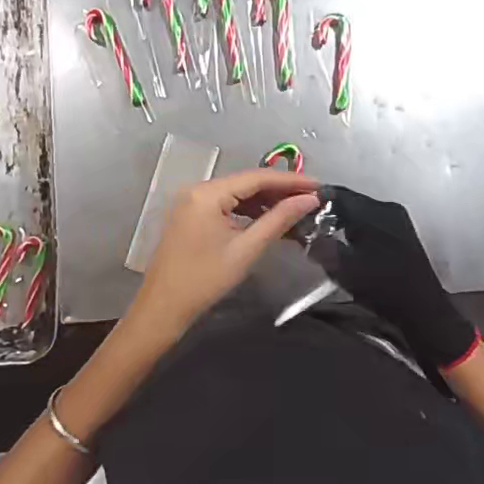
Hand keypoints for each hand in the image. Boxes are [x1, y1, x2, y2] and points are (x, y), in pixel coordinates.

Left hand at [131, 170, 320, 331]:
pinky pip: (224, 205)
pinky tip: (268, 220)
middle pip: (246, 182)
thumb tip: (309, 200)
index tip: (320, 186)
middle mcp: (197, 190)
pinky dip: (247, 211)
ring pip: (236, 194)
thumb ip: (279, 220)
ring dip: (264, 201)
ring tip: (296, 211)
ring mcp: (191, 203)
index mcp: (207, 193)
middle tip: (312, 199)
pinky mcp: (190, 217)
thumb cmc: (204, 279)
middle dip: (279, 190)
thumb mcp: (246, 249)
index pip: (256, 177)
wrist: (163, 306)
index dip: (290, 181)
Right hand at [312, 186, 477, 368]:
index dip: (311, 200)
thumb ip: (316, 242)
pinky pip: (371, 220)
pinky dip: (355, 226)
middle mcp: (386, 207)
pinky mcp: (402, 230)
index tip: (293, 211)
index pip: (333, 193)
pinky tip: (345, 242)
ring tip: (321, 235)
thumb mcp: (339, 266)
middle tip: (304, 225)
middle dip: (324, 211)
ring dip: (340, 219)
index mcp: (370, 211)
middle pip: (347, 200)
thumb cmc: (378, 286)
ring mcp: (397, 218)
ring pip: (360, 210)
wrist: (421, 308)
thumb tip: (296, 225)